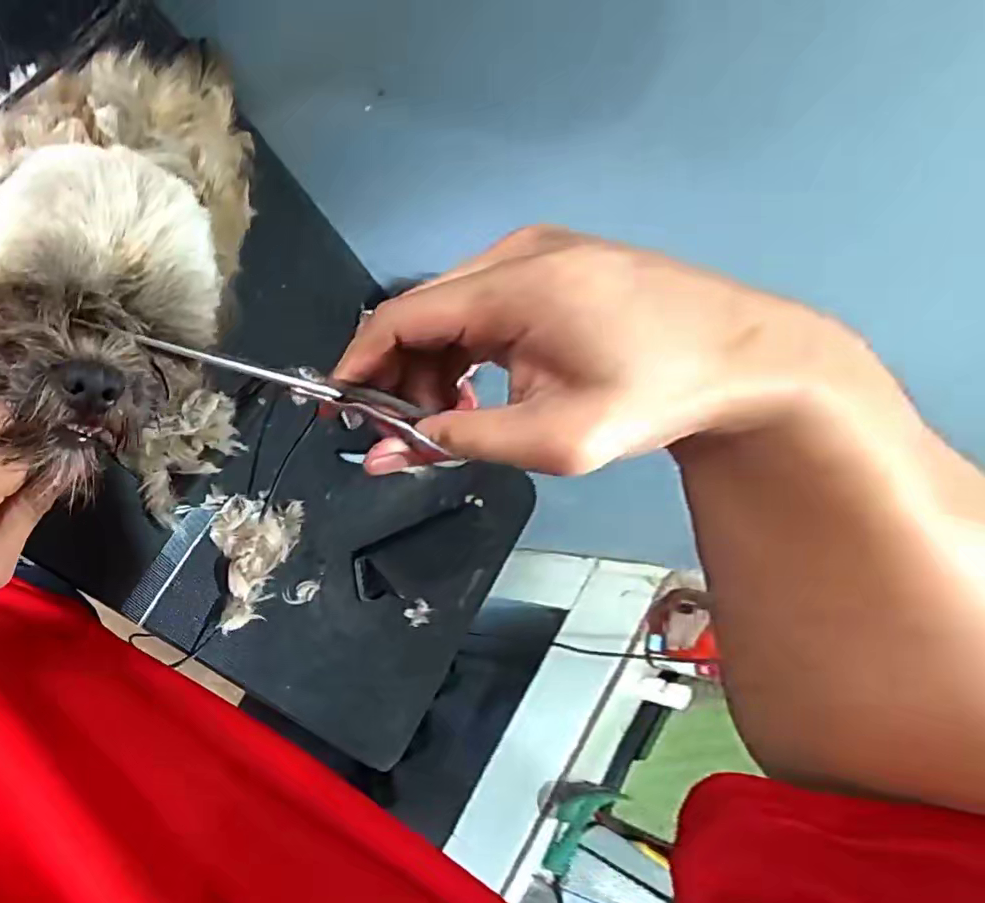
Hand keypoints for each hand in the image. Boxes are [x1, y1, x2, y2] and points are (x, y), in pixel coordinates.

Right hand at [334, 226, 891, 475]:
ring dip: (423, 372)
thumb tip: (377, 455)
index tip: (335, 408)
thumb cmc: (660, 399)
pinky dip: (452, 356)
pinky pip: (466, 311)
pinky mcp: (545, 266)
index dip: (355, 364)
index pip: (400, 318)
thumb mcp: (551, 440)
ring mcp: (534, 254)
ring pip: (436, 316)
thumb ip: (453, 443)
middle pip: (413, 315)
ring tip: (449, 419)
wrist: (759, 363)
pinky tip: (472, 392)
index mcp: (523, 286)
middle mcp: (520, 255)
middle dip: (390, 378)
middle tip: (396, 429)